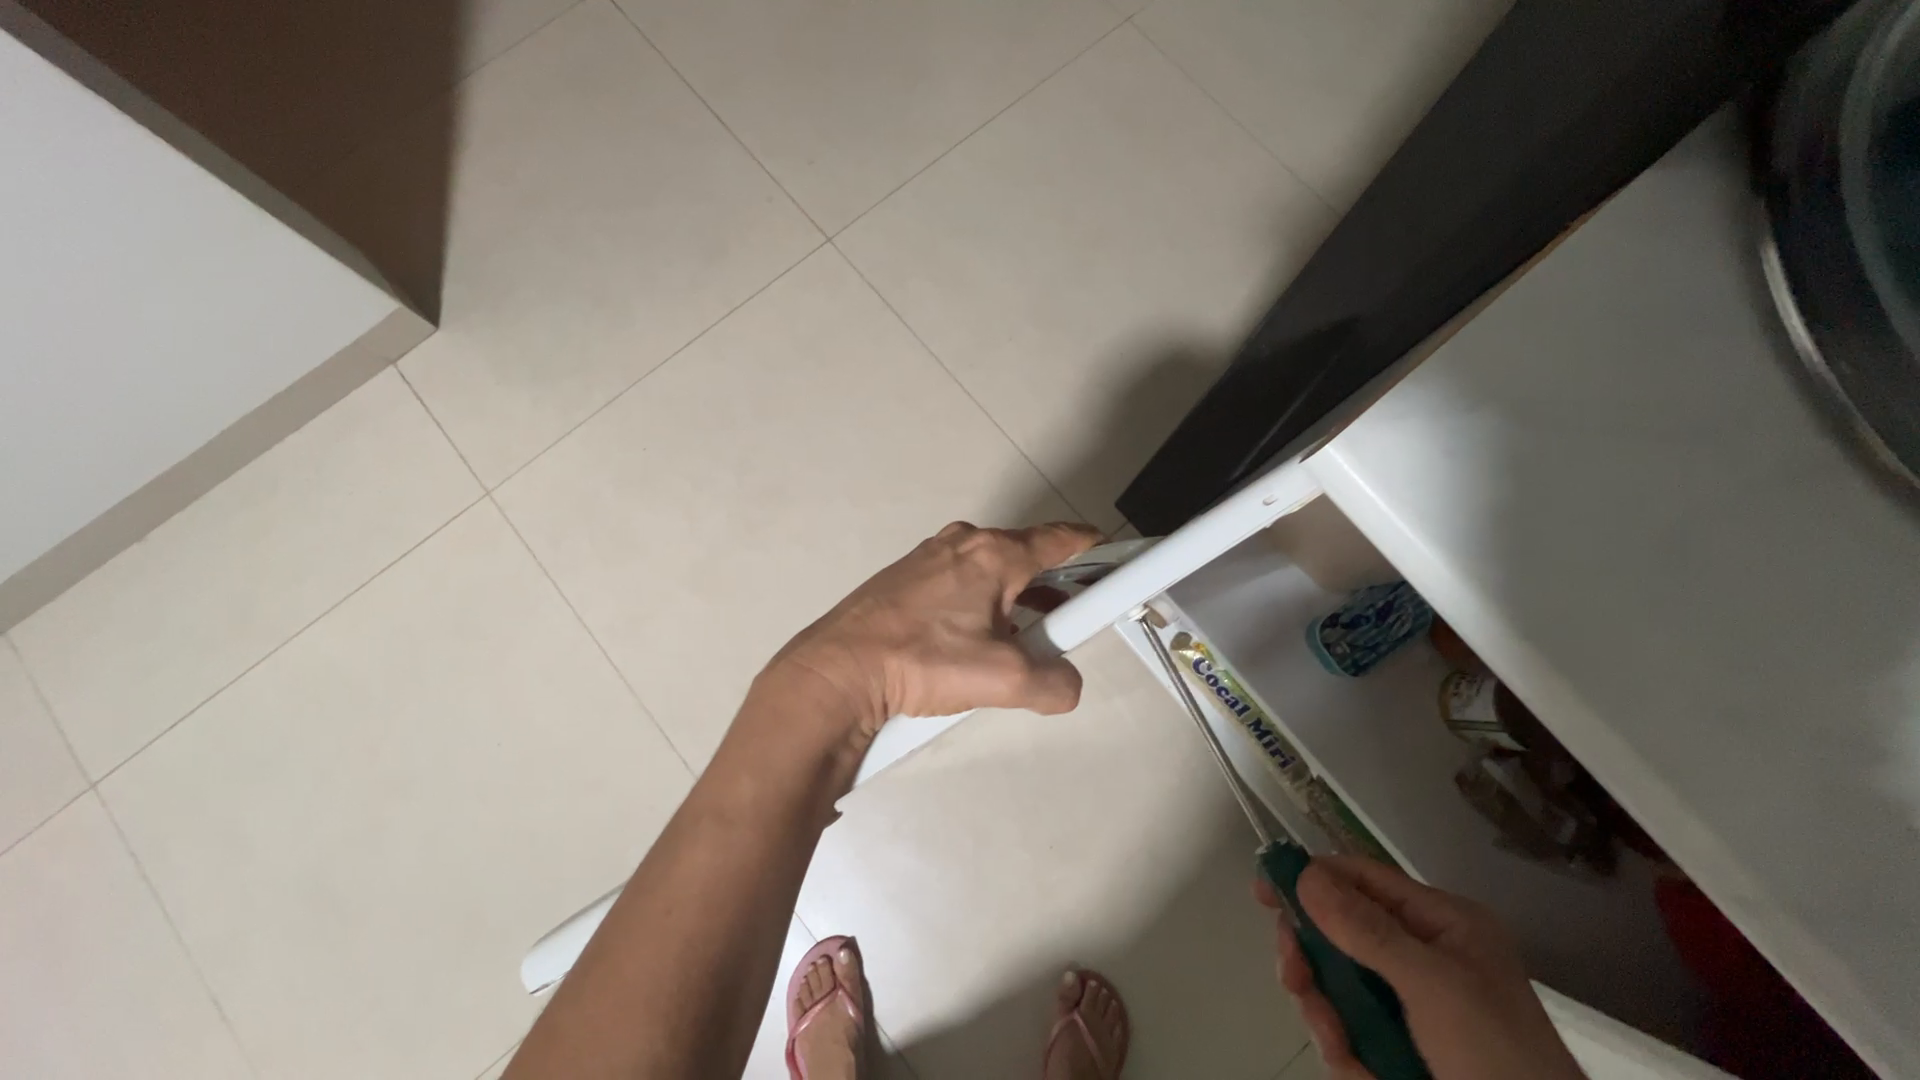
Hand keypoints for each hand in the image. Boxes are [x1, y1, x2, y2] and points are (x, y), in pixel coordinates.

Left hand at [762, 521, 1102, 739]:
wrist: (837, 673)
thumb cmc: (920, 662)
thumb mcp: (1003, 680)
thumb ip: (1054, 682)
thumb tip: (1066, 684)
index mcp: (993, 553)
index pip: (1062, 538)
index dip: (1096, 549)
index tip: (1117, 563)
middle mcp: (962, 542)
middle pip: (1028, 556)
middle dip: (1054, 587)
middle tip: (1065, 626)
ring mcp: (929, 557)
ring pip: (992, 572)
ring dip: (1015, 601)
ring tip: (1021, 644)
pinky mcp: (905, 578)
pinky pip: (961, 583)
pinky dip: (981, 605)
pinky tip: (973, 644)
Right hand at [1259, 856, 1586, 1079]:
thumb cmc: (1497, 1054)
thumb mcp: (1435, 986)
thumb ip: (1368, 930)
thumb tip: (1305, 873)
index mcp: (1442, 925)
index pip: (1364, 878)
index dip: (1312, 877)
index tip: (1263, 891)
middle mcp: (1423, 957)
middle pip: (1339, 934)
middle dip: (1313, 959)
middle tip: (1294, 978)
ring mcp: (1410, 1006)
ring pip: (1336, 988)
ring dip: (1326, 1015)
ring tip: (1341, 1046)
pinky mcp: (1399, 1050)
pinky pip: (1349, 1034)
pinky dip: (1346, 1056)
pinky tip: (1363, 1073)